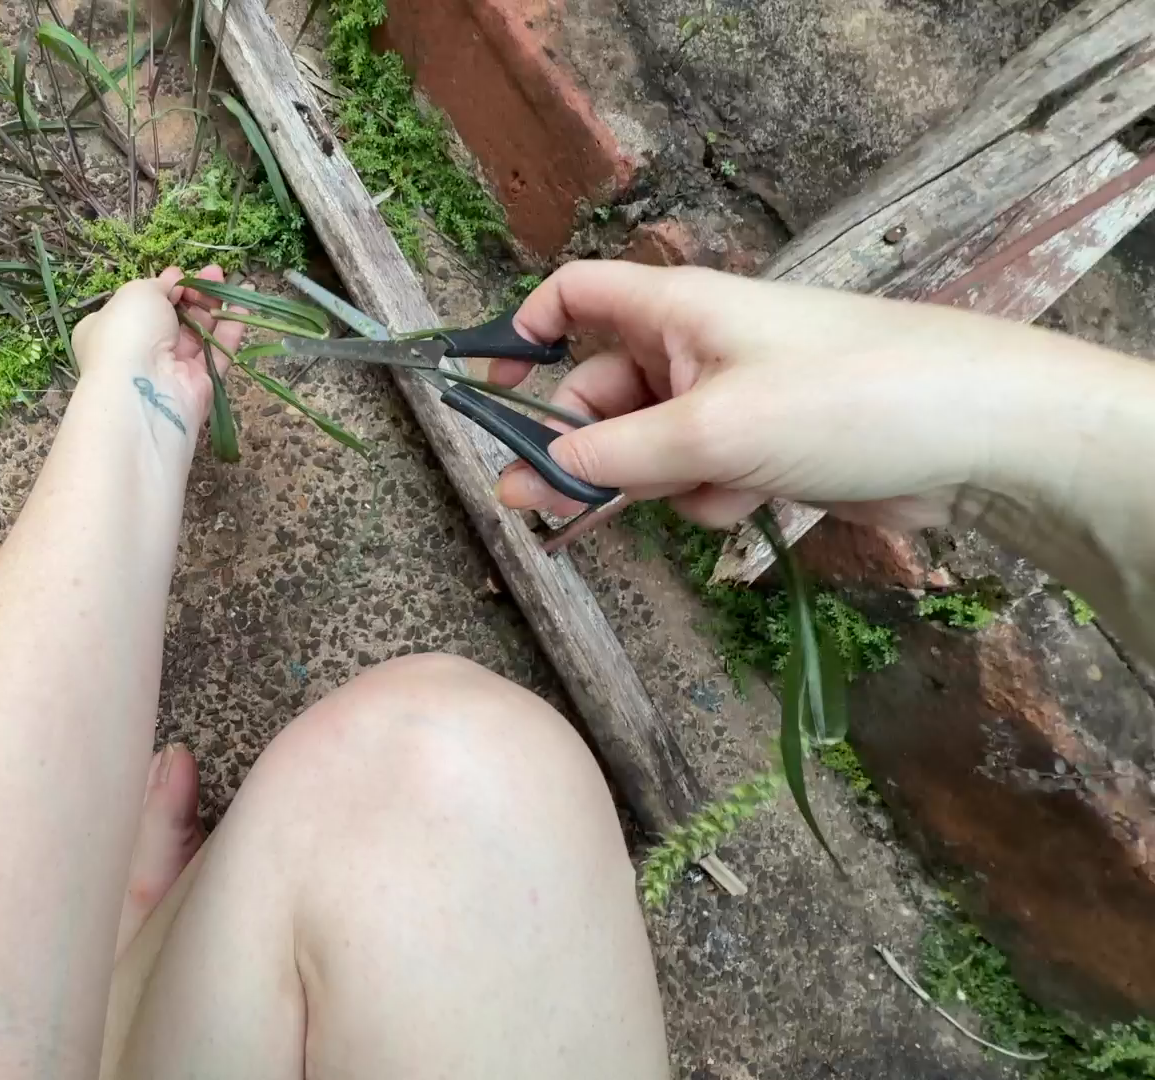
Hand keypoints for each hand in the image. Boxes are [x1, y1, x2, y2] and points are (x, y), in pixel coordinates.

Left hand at [70, 264, 247, 430]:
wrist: (142, 388)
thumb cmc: (128, 333)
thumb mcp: (137, 293)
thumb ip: (160, 284)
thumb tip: (174, 279)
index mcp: (111, 330)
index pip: (141, 306)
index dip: (163, 288)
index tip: (180, 274)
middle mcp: (138, 353)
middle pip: (173, 319)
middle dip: (194, 294)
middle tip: (216, 273)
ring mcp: (169, 371)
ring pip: (197, 335)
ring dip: (215, 308)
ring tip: (235, 284)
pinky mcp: (197, 385)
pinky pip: (216, 354)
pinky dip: (230, 331)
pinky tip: (243, 308)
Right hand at [489, 260, 1080, 529]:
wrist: (995, 445)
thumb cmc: (849, 399)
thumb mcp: (707, 430)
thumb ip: (605, 457)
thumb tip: (523, 478)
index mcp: (673, 311)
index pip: (573, 296)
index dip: (523, 332)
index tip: (490, 386)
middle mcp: (688, 349)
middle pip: (594, 396)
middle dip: (574, 452)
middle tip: (537, 505)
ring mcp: (718, 399)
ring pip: (638, 447)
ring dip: (651, 480)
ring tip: (700, 490)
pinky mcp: (748, 443)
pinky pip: (686, 474)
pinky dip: (702, 493)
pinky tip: (750, 495)